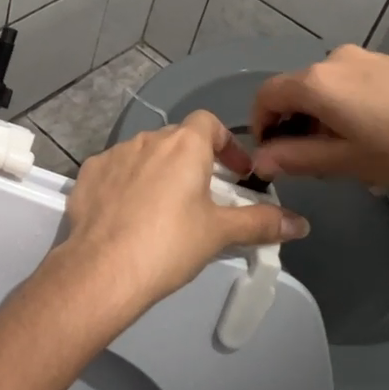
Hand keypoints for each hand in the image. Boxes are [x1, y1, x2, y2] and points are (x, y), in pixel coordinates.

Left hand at [60, 110, 309, 311]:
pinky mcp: (89, 173)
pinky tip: (130, 215)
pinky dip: (127, 184)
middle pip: (177, 139)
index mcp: (183, 145)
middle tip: (206, 198)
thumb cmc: (170, 244)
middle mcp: (147, 139)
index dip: (226, 143)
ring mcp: (113, 154)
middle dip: (194, 162)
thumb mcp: (220, 234)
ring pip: (144, 154)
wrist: (103, 267)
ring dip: (159, 172)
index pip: (208, 122)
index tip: (237, 173)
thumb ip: (261, 223)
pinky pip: (115, 171)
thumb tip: (300, 223)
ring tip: (167, 211)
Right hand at [249, 44, 388, 196]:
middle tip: (312, 168)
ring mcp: (367, 59)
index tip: (272, 159)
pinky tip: (378, 142)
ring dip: (323, 121)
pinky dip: (347, 111)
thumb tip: (260, 160)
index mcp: (316, 81)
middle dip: (294, 127)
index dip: (260, 127)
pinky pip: (352, 86)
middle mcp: (334, 61)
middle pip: (295, 91)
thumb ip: (297, 159)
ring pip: (326, 91)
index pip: (266, 96)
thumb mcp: (349, 163)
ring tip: (350, 160)